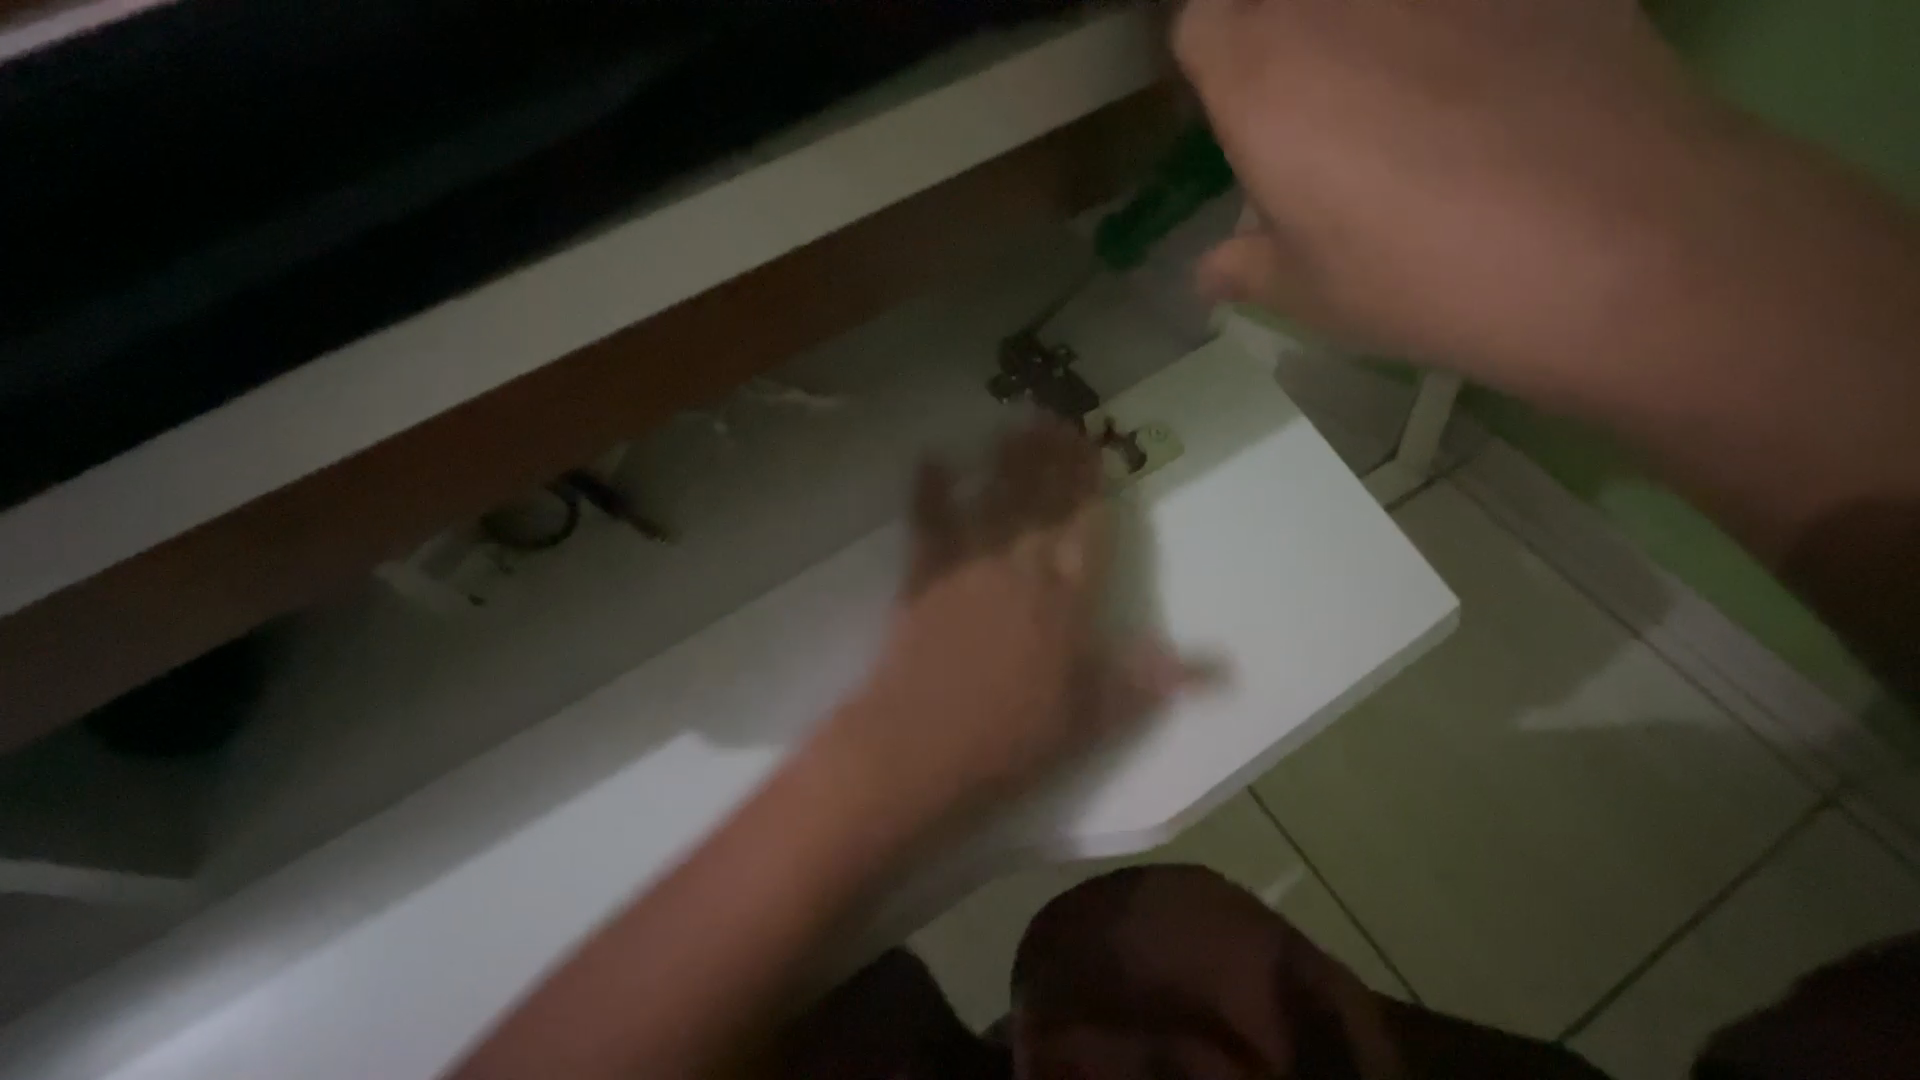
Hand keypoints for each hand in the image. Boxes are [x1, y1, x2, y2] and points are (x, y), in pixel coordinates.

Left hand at [825, 420, 1197, 823]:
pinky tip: (934, 458)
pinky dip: (930, 492)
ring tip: (1015, 423)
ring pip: (993, 504)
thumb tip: (1218, 666)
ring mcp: (967, 572)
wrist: (918, 748)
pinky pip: (928, 527)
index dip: (1092, 487)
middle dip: (1052, 460)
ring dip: (1005, 462)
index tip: (1097, 446)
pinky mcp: (920, 582)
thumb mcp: (1089, 721)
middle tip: (1058, 415)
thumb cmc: (1008, 741)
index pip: (1087, 531)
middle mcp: (1020, 574)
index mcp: (1065, 604)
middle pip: (1042, 506)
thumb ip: (1143, 682)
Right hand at [1174, 0, 1754, 402]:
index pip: (1198, 25)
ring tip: (1408, 95)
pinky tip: (1495, 71)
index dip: (1213, 66)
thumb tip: (1210, 271)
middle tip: (1319, 108)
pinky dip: (1462, 21)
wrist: (1606, 243)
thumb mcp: (1306, 292)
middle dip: (1284, 37)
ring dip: (1372, 28)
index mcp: (1258, 71)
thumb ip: (1244, 265)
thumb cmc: (1415, 276)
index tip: (1238, 115)